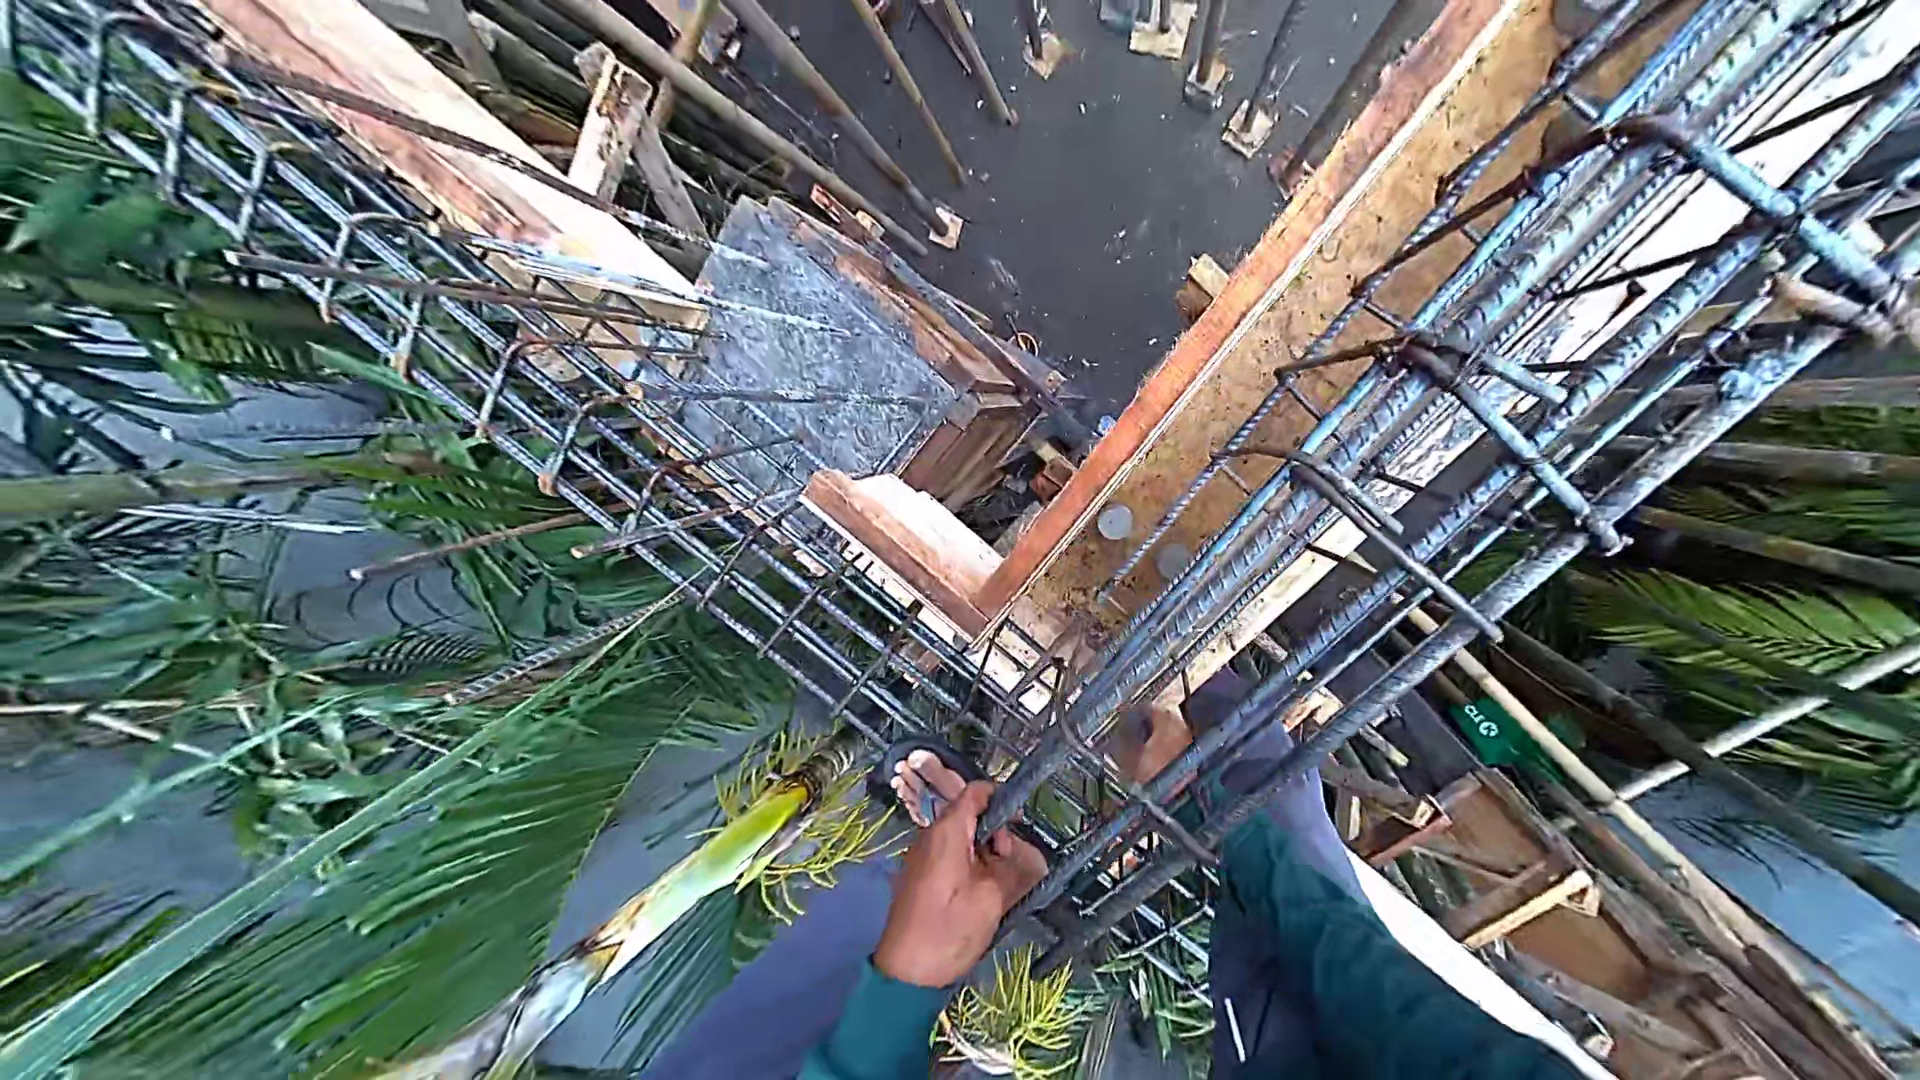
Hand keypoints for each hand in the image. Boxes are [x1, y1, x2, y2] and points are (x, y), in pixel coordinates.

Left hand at [873, 779, 1046, 987]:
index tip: (1021, 821)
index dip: (1001, 798)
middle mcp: (931, 835)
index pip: (975, 792)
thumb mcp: (990, 899)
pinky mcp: (921, 874)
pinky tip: (983, 890)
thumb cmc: (948, 931)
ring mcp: (923, 854)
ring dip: (985, 851)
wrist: (905, 974)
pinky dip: (971, 863)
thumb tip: (1031, 855)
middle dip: (996, 831)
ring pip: (962, 837)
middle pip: (970, 814)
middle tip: (1011, 861)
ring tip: (1000, 881)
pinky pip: (951, 854)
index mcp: (947, 831)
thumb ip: (1013, 869)